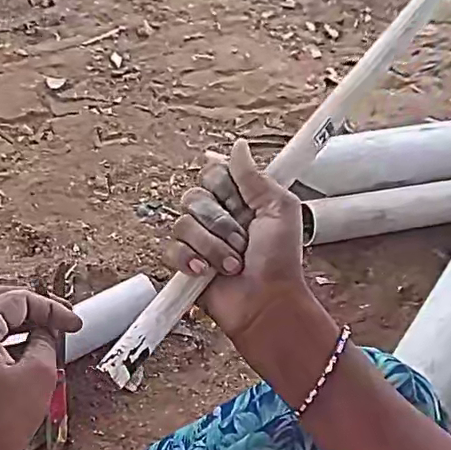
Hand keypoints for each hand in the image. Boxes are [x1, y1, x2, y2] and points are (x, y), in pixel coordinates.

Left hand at [0, 287, 83, 449]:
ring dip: (24, 322)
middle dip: (36, 309)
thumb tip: (47, 332)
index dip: (51, 308)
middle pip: (2, 302)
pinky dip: (11, 338)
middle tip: (63, 322)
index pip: (18, 300)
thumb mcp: (39, 375)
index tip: (73, 324)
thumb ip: (46, 341)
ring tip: (52, 334)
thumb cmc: (0, 425)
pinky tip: (32, 350)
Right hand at [164, 140, 319, 350]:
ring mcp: (199, 240)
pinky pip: (171, 248)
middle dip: (220, 222)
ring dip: (211, 246)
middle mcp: (216, 217)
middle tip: (242, 242)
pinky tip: (205, 271)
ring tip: (231, 265)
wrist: (266, 302)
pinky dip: (189, 259)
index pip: (213, 173)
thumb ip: (255, 177)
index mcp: (239, 199)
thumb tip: (238, 147)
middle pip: (194, 197)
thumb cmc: (279, 262)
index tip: (243, 205)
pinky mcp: (184, 263)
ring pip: (183, 223)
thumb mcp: (279, 209)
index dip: (225, 188)